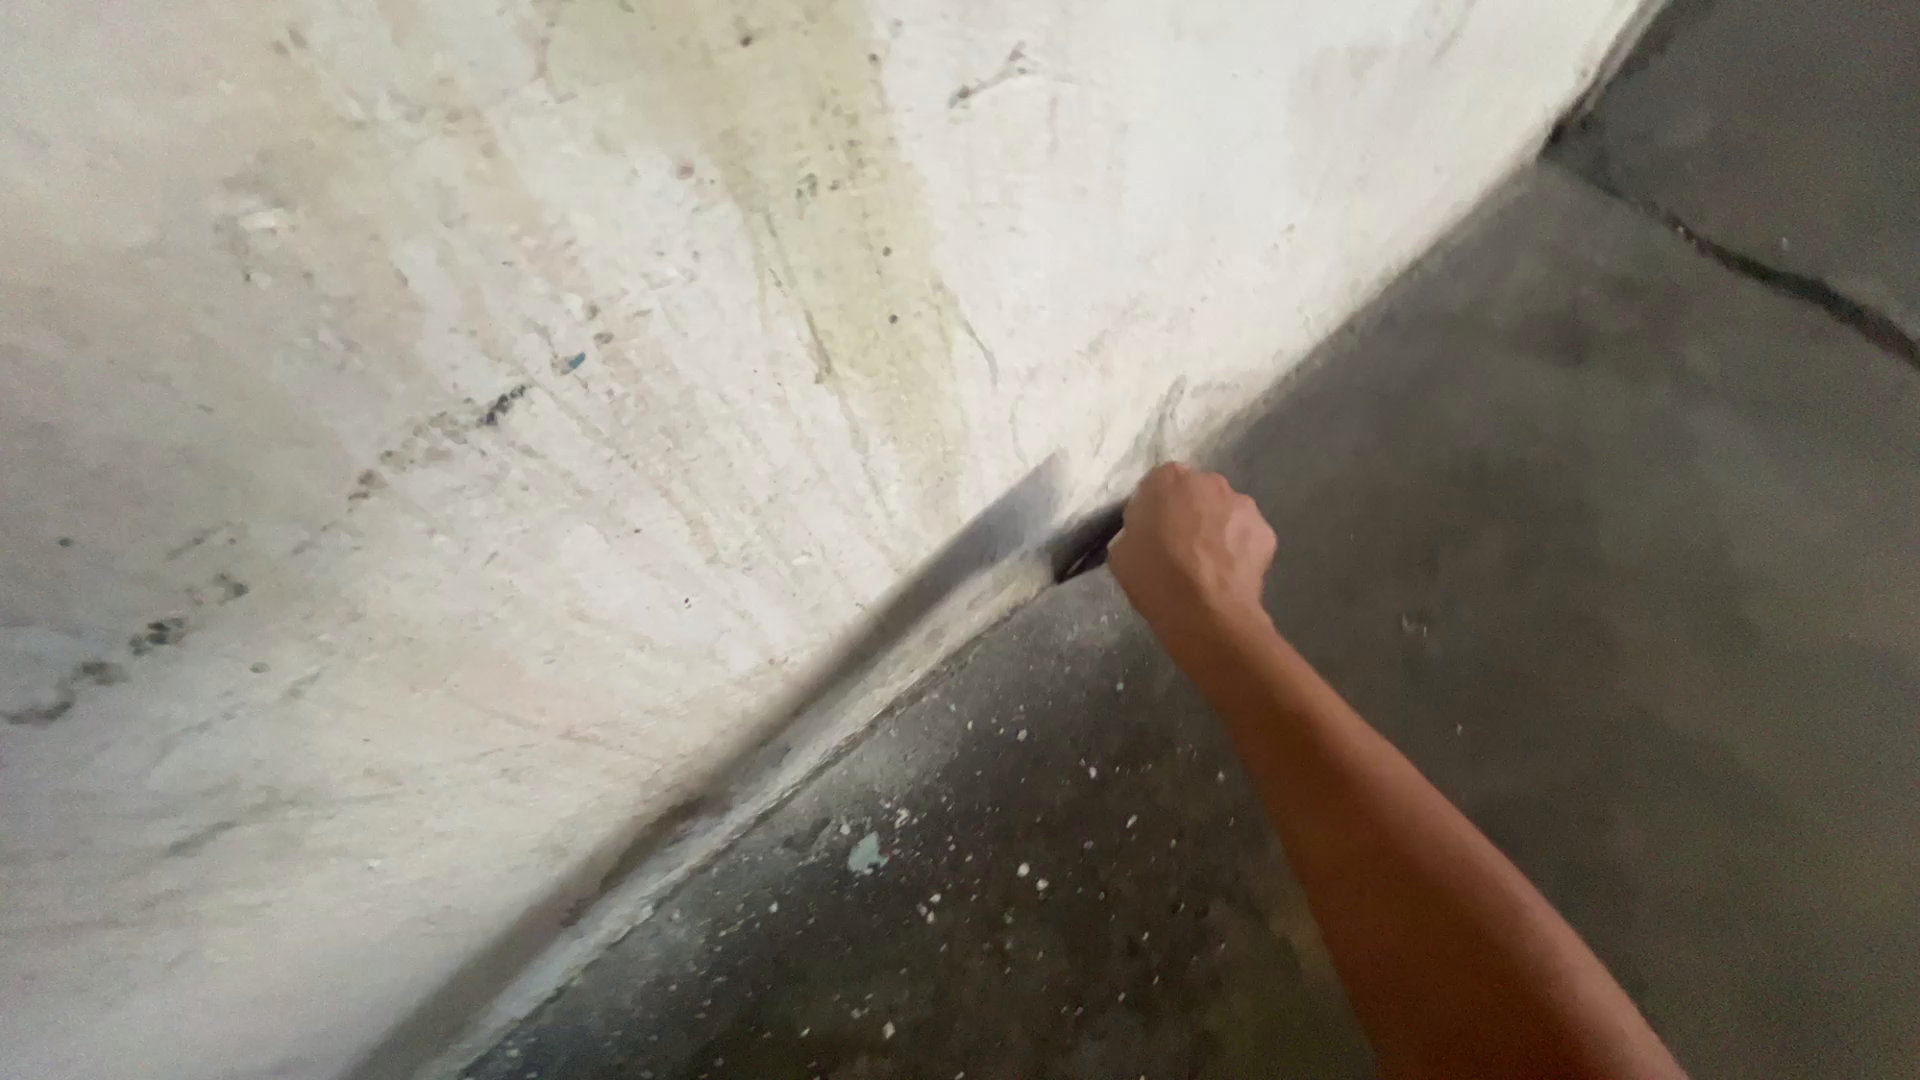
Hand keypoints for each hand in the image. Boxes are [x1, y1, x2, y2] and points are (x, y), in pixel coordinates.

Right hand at [1109, 463, 1276, 643]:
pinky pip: (1245, 534)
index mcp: (1167, 479)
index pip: (1158, 484)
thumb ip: (1135, 529)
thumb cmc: (1155, 578)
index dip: (1155, 508)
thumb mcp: (1121, 552)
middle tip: (1180, 545)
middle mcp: (1209, 481)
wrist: (1205, 612)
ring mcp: (1242, 504)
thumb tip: (1146, 532)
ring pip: (1224, 511)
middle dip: (1189, 511)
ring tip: (1208, 563)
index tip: (1152, 531)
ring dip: (1216, 528)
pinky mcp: (1266, 531)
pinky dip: (1238, 548)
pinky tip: (1228, 572)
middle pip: (1195, 492)